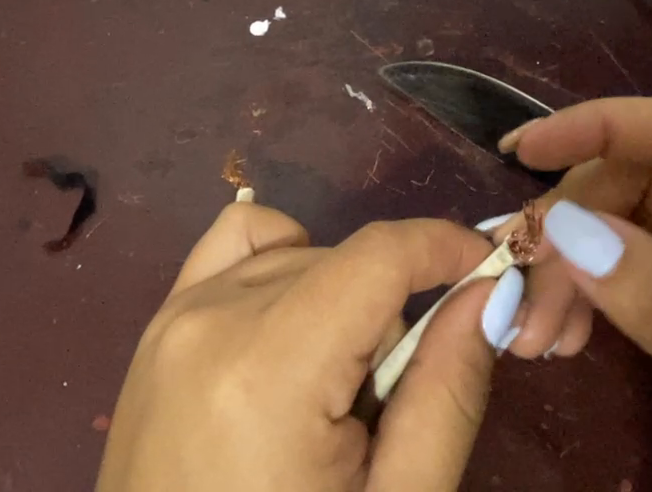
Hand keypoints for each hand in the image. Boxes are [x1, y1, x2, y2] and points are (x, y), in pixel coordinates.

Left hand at [98, 204, 509, 491]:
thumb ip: (447, 394)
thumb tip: (490, 293)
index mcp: (267, 368)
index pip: (378, 254)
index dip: (447, 248)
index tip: (491, 276)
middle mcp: (212, 317)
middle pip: (344, 260)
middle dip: (391, 312)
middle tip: (383, 407)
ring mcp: (176, 315)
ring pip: (302, 255)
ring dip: (341, 301)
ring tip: (332, 393)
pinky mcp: (159, 324)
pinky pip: (239, 243)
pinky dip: (285, 261)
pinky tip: (294, 326)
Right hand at [498, 98, 651, 491]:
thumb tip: (569, 226)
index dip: (604, 125)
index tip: (524, 151)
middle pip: (637, 179)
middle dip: (571, 221)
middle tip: (521, 285)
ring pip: (616, 223)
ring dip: (563, 265)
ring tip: (533, 333)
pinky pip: (615, 272)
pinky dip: (576, 295)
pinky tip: (558, 338)